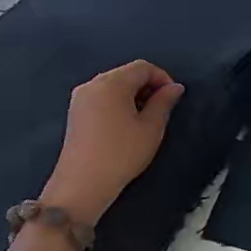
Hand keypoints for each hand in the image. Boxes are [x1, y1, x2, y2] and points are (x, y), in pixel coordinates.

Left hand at [40, 61, 184, 224]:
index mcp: (112, 83)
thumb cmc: (122, 153)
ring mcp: (80, 98)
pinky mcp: (75, 112)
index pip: (142, 67)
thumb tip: (175, 87)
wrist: (83, 183)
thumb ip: (164, 102)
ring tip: (145, 118)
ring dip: (133, 94)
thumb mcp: (151, 128)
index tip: (173, 97)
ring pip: (113, 85)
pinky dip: (117, 102)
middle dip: (147, 85)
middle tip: (161, 108)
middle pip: (125, 73)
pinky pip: (101, 97)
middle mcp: (92, 84)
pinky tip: (125, 124)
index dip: (162, 77)